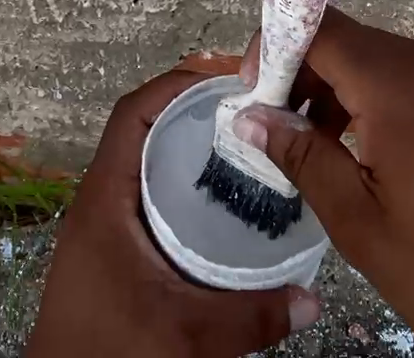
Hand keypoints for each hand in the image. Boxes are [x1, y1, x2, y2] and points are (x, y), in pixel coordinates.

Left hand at [26, 69, 320, 357]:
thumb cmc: (110, 350)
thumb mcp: (184, 336)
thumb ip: (250, 318)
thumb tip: (313, 298)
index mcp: (104, 195)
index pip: (132, 114)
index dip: (173, 86)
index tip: (224, 82)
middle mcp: (100, 197)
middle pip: (142, 129)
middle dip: (190, 111)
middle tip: (247, 113)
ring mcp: (104, 220)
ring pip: (145, 161)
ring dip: (184, 145)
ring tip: (241, 146)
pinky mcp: (113, 243)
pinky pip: (147, 190)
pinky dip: (180, 182)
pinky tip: (217, 202)